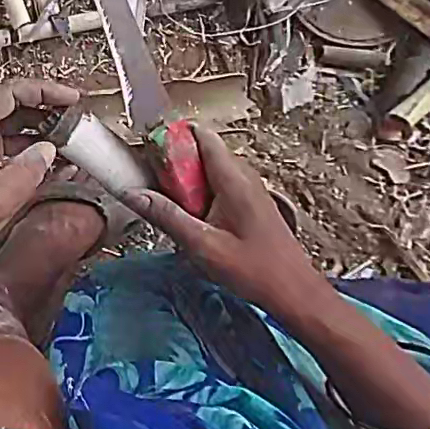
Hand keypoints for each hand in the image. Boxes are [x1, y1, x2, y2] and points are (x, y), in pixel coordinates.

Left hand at [0, 78, 79, 256]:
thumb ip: (27, 171)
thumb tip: (50, 150)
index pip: (8, 94)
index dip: (42, 92)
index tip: (69, 97)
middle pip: (12, 101)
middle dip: (45, 103)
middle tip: (75, 110)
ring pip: (13, 117)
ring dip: (41, 122)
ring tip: (70, 129)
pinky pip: (11, 137)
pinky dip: (32, 141)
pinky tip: (55, 150)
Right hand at [122, 124, 323, 311]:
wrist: (295, 294)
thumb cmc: (256, 271)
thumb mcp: (202, 245)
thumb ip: (167, 216)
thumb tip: (134, 194)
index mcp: (233, 179)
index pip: (202, 135)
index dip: (173, 136)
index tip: (150, 150)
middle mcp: (244, 177)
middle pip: (202, 150)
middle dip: (175, 162)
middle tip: (154, 183)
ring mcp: (249, 189)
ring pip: (209, 168)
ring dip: (186, 180)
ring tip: (170, 202)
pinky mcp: (250, 202)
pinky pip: (218, 183)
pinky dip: (200, 192)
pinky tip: (192, 216)